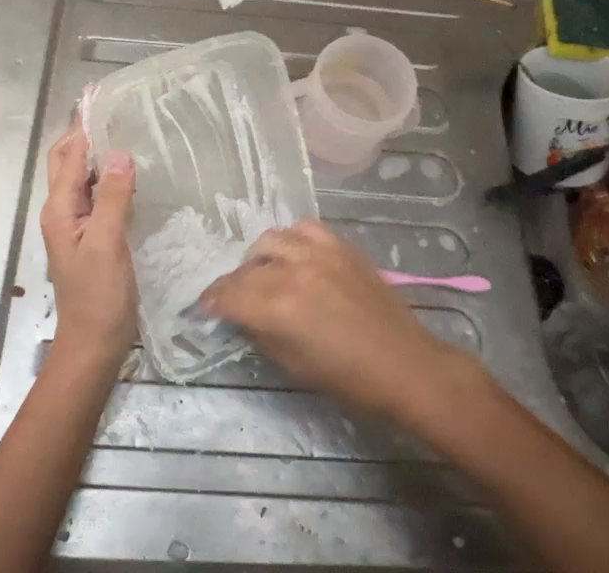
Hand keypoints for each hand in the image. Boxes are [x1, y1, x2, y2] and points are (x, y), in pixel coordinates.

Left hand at [40, 121, 137, 366]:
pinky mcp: (90, 237)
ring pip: (81, 178)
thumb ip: (113, 198)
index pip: (69, 155)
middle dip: (85, 134)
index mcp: (59, 209)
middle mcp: (61, 211)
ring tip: (125, 132)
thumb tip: (120, 152)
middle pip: (68, 162)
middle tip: (114, 110)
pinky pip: (95, 196)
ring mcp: (74, 225)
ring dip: (97, 154)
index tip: (101, 97)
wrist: (93, 343)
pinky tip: (130, 175)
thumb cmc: (99, 295)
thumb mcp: (107, 244)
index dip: (84, 126)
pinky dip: (108, 178)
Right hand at [199, 221, 469, 418]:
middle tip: (232, 300)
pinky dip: (291, 241)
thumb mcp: (292, 365)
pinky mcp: (341, 246)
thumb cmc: (347, 379)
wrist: (404, 365)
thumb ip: (259, 333)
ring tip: (264, 275)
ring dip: (258, 259)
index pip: (228, 295)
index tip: (204, 308)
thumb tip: (237, 316)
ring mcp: (319, 253)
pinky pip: (304, 229)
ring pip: (270, 241)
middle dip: (231, 285)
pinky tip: (294, 257)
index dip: (210, 302)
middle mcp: (293, 272)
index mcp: (278, 308)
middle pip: (244, 269)